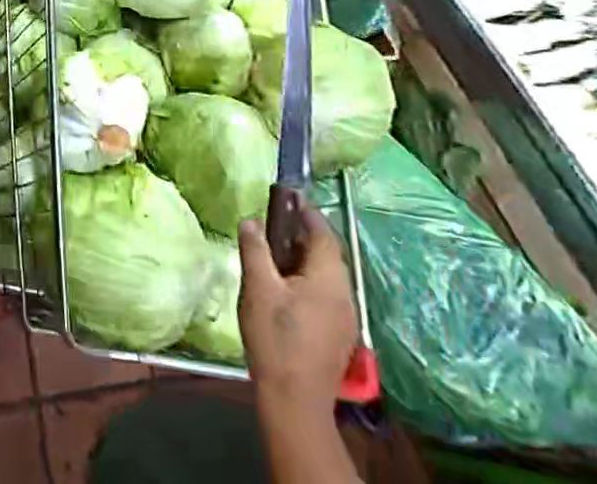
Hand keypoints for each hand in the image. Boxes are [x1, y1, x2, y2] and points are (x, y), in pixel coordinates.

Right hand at [237, 205, 357, 421]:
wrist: (294, 399)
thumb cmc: (275, 337)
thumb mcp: (257, 287)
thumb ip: (255, 250)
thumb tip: (252, 220)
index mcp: (328, 279)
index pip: (323, 234)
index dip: (307, 213)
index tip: (289, 197)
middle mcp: (344, 294)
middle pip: (327, 255)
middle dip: (303, 236)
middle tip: (274, 226)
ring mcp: (345, 317)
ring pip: (326, 276)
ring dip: (304, 260)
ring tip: (275, 256)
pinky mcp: (338, 335)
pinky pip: (325, 295)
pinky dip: (307, 281)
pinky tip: (286, 290)